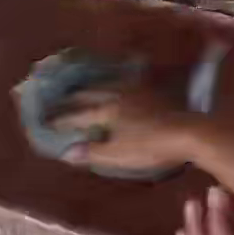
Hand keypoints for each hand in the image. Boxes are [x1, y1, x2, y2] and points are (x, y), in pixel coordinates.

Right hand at [49, 87, 201, 174]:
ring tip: (79, 87)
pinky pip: (123, 79)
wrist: (187, 131)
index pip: (76, 115)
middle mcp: (116, 94)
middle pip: (87, 93)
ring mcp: (134, 89)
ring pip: (105, 83)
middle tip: (56, 100)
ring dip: (89, 85)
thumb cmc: (150, 147)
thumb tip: (67, 153)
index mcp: (106, 111)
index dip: (60, 119)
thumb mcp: (119, 154)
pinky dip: (111, 81)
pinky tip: (114, 82)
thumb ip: (93, 152)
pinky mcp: (149, 89)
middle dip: (70, 98)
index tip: (45, 121)